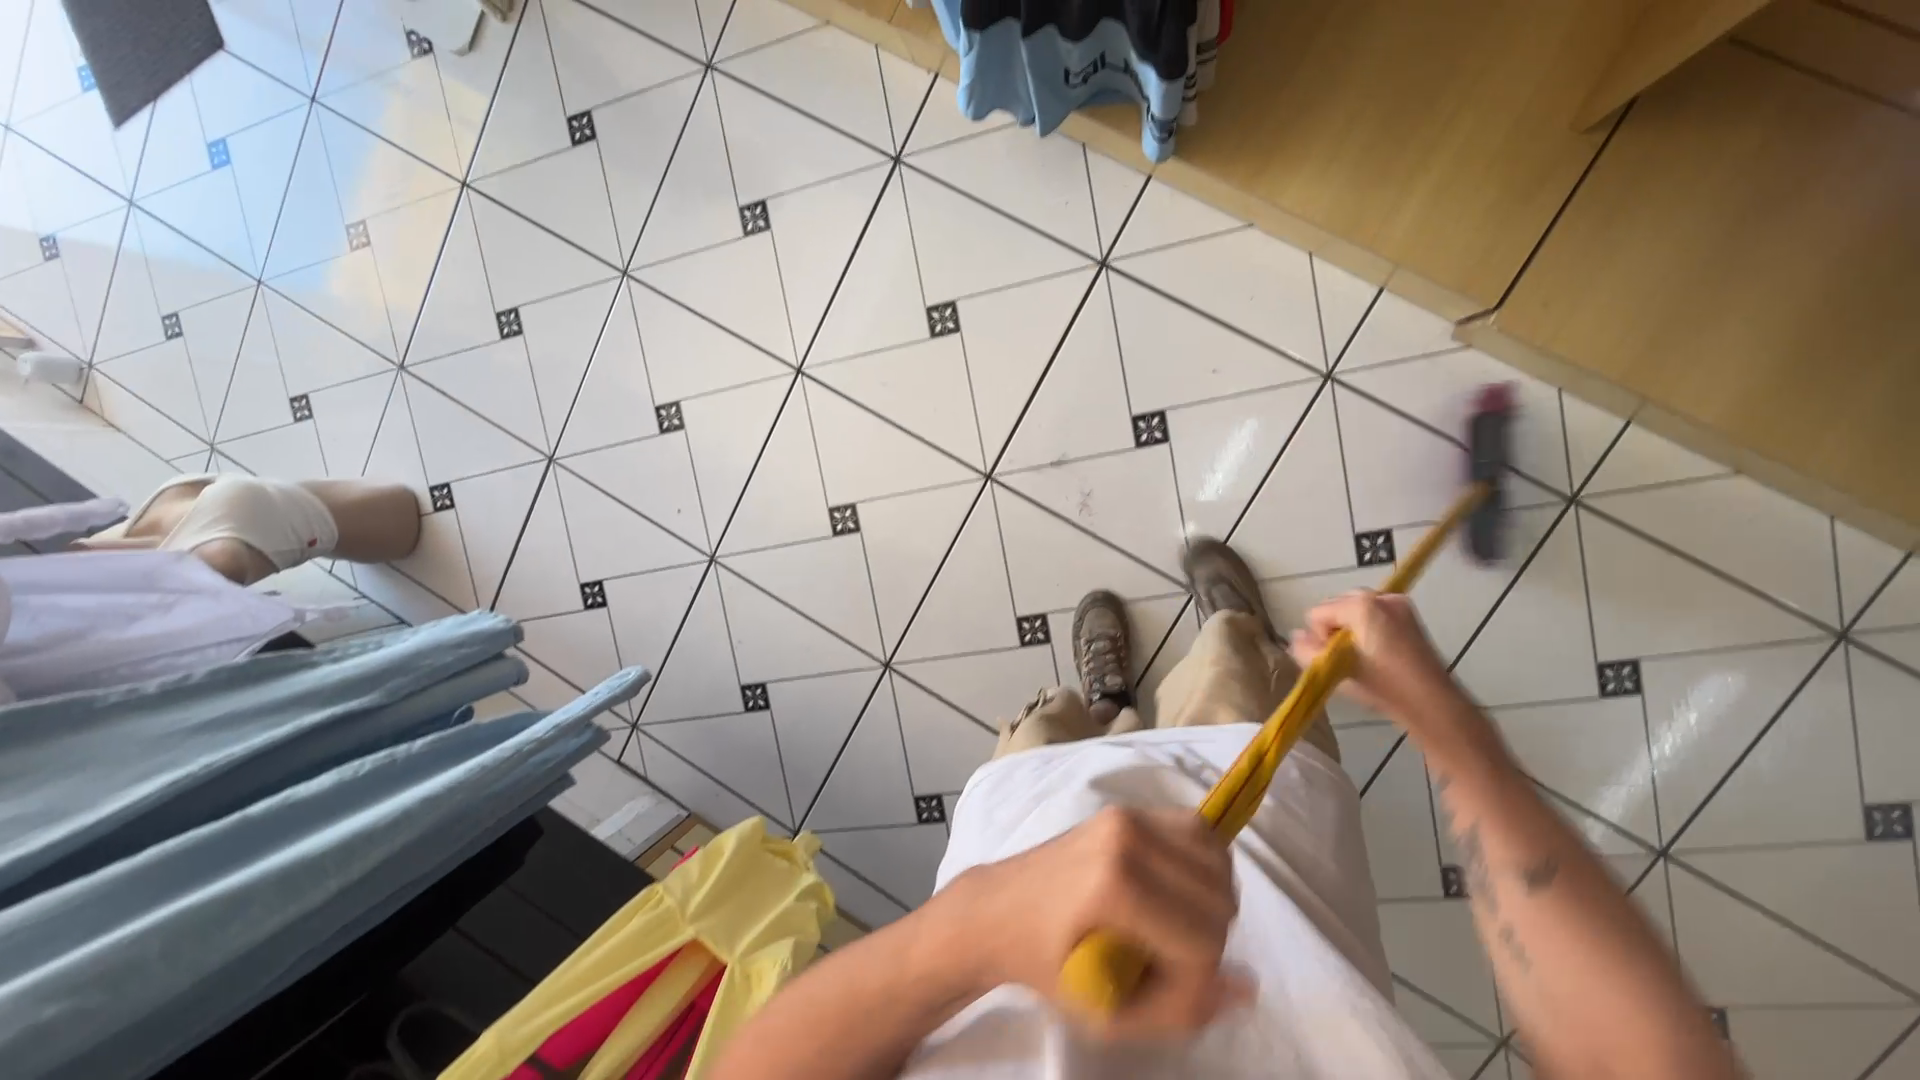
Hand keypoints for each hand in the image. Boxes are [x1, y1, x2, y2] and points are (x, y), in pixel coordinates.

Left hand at [930, 806, 1249, 1037]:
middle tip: (1167, 959)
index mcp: (1117, 888)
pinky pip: (1197, 831)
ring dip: (1211, 901)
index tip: (1165, 990)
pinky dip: (1202, 864)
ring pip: (1217, 859)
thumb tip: (1247, 987)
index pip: (1205, 939)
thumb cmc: (1045, 965)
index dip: (1198, 979)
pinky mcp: (1126, 809)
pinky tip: (1176, 890)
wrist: (996, 910)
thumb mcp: (1107, 1010)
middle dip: (1207, 940)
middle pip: (1219, 898)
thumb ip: (1182, 1008)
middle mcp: (1127, 840)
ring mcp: (1127, 816)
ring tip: (1176, 924)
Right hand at [1287, 590, 1453, 719]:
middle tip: (1346, 658)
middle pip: (1336, 607)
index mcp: (1360, 605)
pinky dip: (1368, 628)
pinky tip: (1377, 652)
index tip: (1336, 660)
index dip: (1319, 638)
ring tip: (1362, 657)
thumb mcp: (1335, 670)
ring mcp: (1398, 603)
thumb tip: (1296, 637)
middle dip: (1334, 629)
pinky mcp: (1409, 615)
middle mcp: (1380, 596)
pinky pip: (1374, 614)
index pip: (1316, 614)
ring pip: (1355, 610)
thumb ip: (1306, 650)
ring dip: (1350, 629)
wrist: (1431, 702)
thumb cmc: (1382, 686)